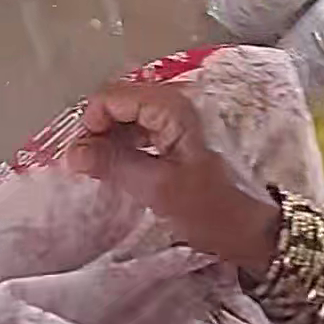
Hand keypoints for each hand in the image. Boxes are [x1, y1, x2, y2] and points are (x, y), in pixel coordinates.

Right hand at [67, 83, 281, 276]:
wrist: (252, 227)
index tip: (81, 157)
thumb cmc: (210, 209)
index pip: (113, 96)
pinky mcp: (182, 128)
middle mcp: (177, 98)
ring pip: (129, 111)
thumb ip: (112, 164)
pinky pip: (143, 123)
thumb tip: (71, 153)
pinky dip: (126, 141)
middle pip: (120, 100)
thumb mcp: (157, 189)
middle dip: (98, 129)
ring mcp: (181, 112)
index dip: (90, 122)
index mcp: (173, 106)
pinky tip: (120, 165)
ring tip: (100, 169)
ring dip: (110, 136)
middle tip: (87, 165)